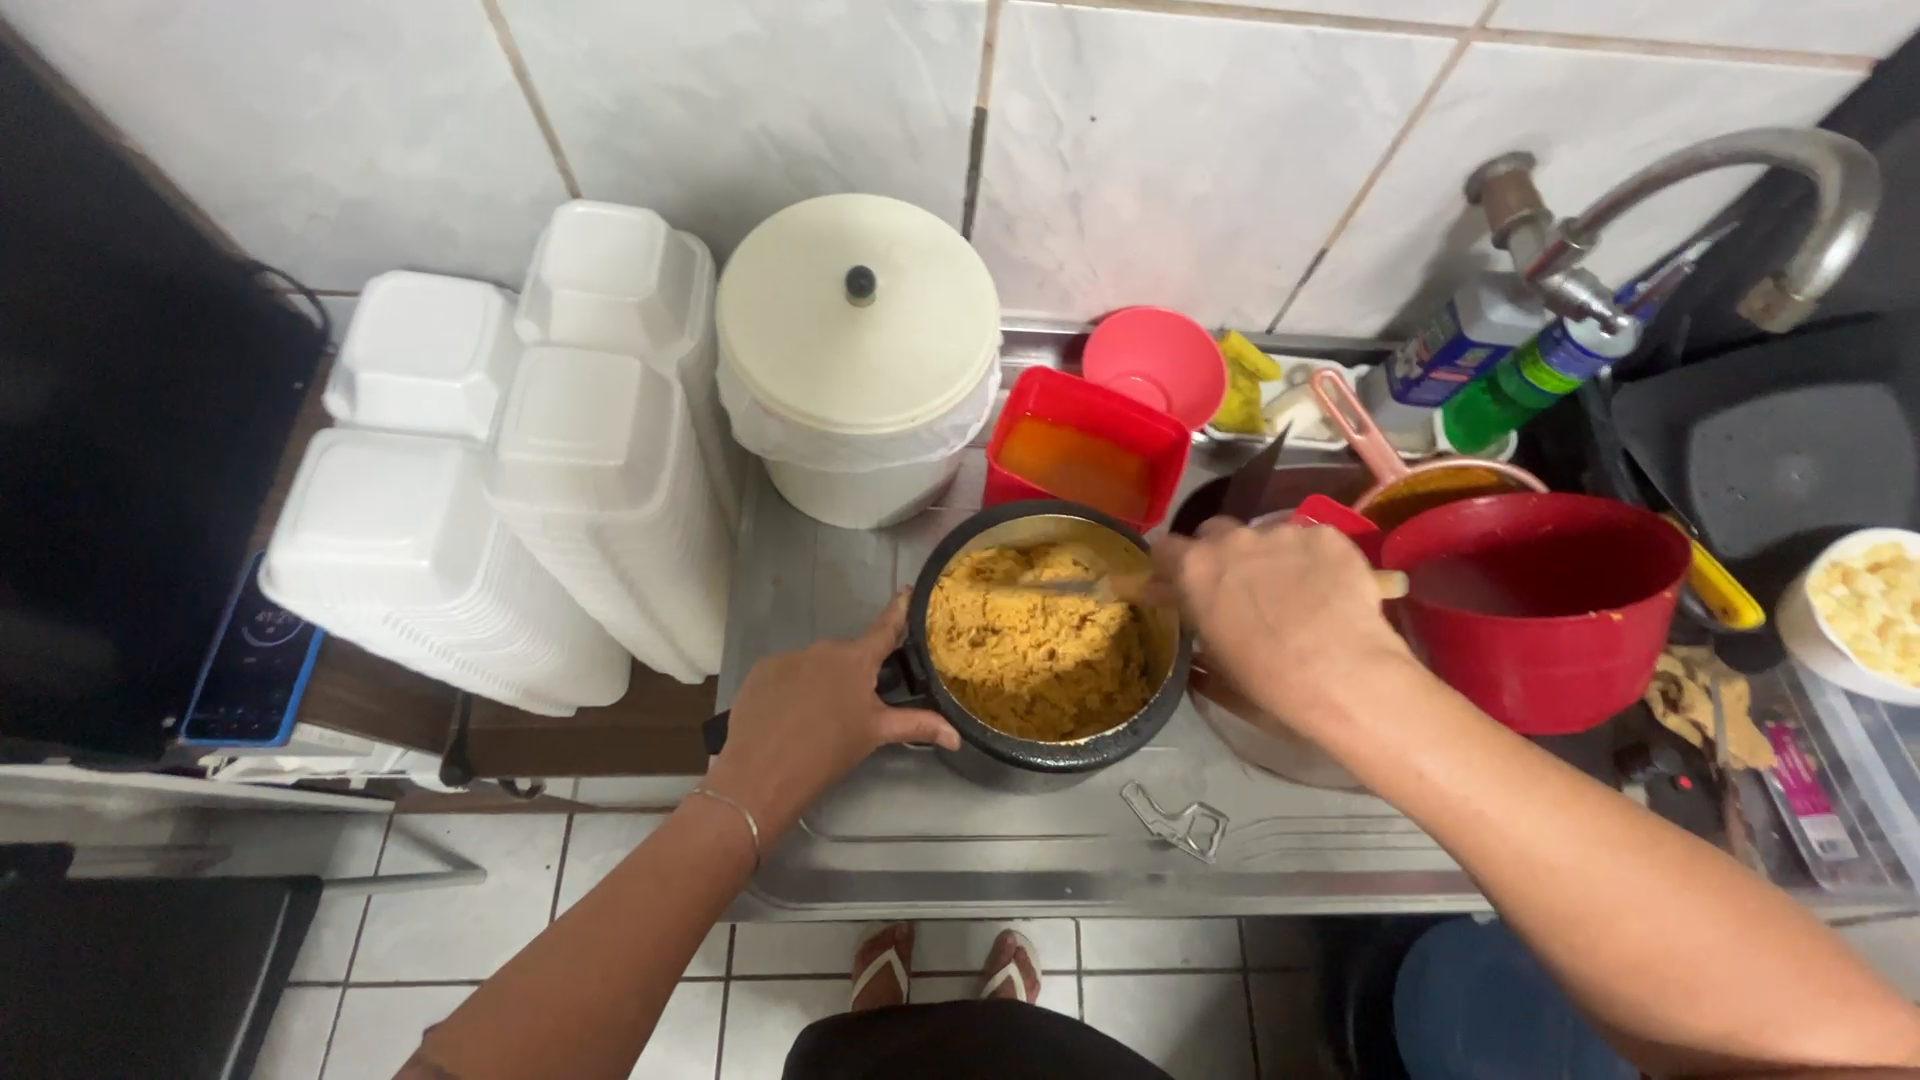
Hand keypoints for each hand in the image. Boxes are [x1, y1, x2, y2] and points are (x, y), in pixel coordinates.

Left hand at [703, 592, 958, 837]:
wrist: (762, 773)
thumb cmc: (828, 752)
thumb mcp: (875, 735)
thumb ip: (917, 726)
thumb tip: (957, 736)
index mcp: (856, 659)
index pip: (885, 627)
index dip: (899, 609)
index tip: (907, 589)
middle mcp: (822, 649)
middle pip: (847, 656)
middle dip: (853, 675)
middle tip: (855, 707)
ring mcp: (788, 657)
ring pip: (814, 667)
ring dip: (821, 684)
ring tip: (816, 720)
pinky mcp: (760, 671)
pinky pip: (785, 674)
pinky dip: (791, 690)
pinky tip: (788, 718)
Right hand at [1153, 518, 1410, 724]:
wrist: (1343, 673)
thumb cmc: (1266, 677)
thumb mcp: (1211, 655)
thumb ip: (1188, 617)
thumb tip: (1176, 604)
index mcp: (1194, 568)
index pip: (1164, 548)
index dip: (1172, 566)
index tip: (1180, 584)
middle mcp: (1232, 539)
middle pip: (1214, 532)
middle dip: (1219, 553)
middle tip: (1237, 587)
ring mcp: (1281, 532)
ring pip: (1264, 535)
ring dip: (1267, 555)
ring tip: (1292, 590)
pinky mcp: (1325, 535)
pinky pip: (1309, 541)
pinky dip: (1312, 559)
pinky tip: (1327, 588)